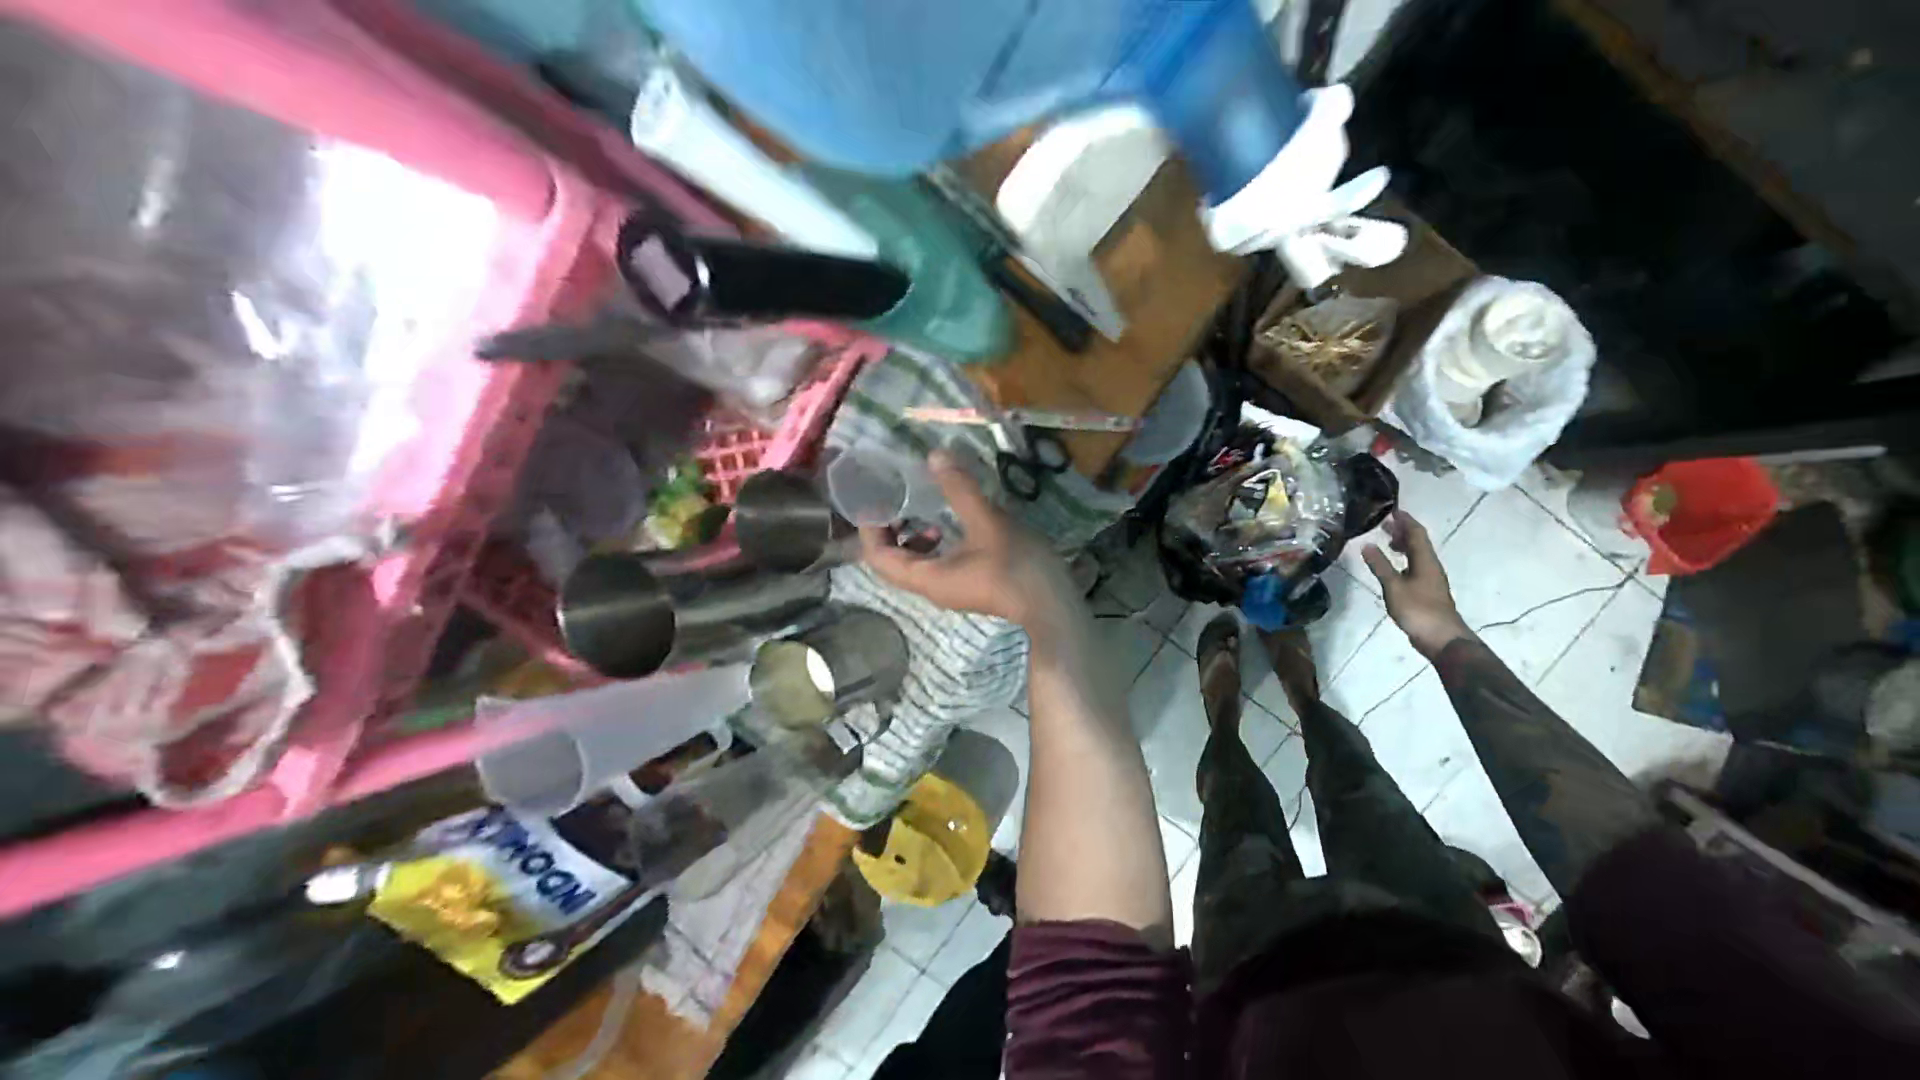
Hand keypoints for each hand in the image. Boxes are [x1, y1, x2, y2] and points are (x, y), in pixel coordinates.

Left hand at [860, 451, 1079, 637]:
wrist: (1052, 606)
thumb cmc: (1017, 566)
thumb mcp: (988, 521)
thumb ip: (959, 489)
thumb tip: (934, 456)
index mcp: (926, 577)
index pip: (878, 557)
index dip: (870, 528)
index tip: (876, 498)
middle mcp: (930, 588)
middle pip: (891, 562)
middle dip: (888, 531)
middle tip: (896, 501)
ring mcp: (948, 590)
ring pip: (913, 564)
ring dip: (911, 538)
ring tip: (925, 513)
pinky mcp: (966, 587)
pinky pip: (934, 565)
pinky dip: (932, 545)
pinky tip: (953, 527)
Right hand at [1360, 510, 1475, 658]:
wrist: (1441, 637)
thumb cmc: (1417, 609)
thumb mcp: (1393, 586)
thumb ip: (1380, 565)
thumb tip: (1367, 545)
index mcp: (1425, 561)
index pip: (1416, 533)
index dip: (1405, 521)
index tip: (1392, 510)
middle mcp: (1430, 566)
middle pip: (1418, 542)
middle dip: (1403, 531)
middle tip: (1385, 523)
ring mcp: (1430, 578)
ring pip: (1417, 554)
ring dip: (1403, 545)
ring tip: (1387, 541)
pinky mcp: (1426, 590)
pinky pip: (1415, 566)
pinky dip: (1403, 559)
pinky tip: (1394, 566)